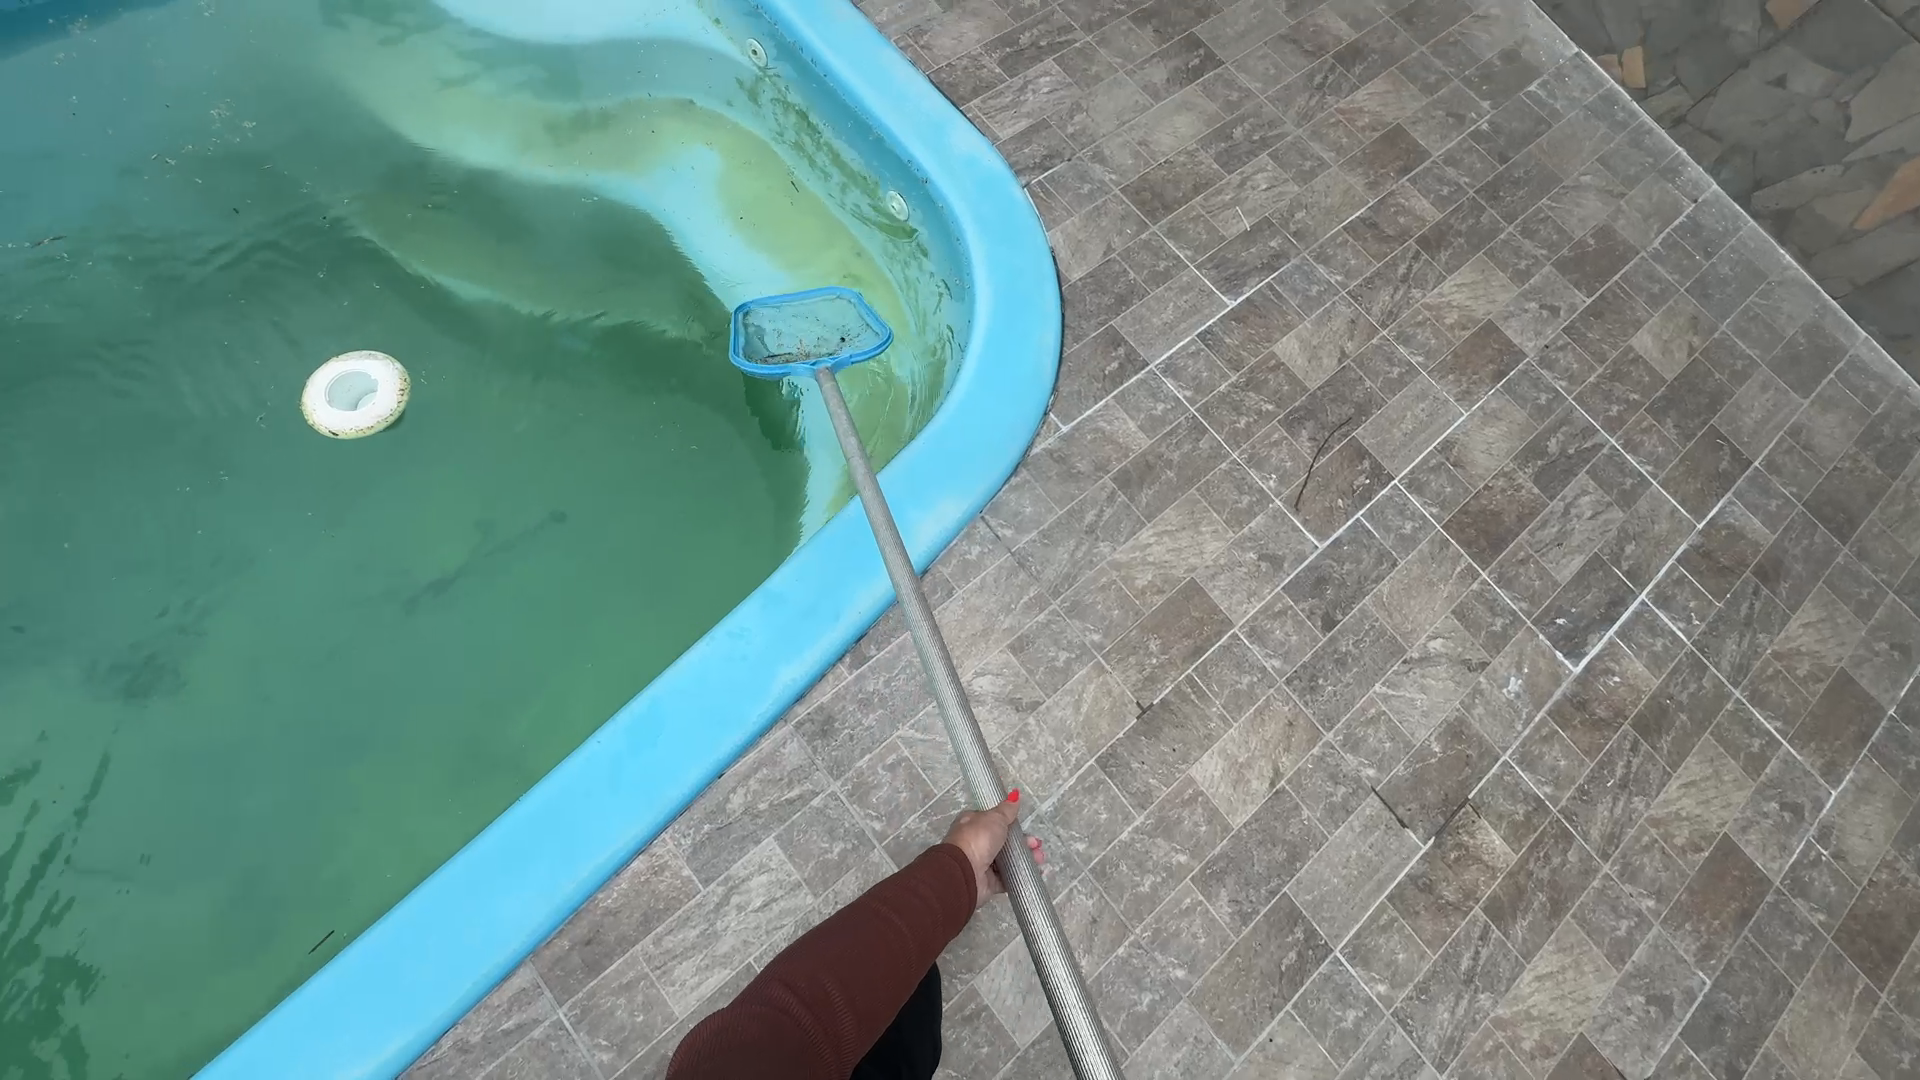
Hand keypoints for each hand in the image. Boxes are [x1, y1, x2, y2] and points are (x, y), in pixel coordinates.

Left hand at [941, 792, 1042, 906]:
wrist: (965, 872)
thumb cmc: (977, 838)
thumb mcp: (994, 818)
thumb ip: (1007, 810)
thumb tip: (1015, 794)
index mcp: (973, 823)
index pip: (994, 821)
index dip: (1010, 823)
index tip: (1024, 826)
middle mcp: (976, 842)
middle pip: (1004, 841)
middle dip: (1023, 842)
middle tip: (1037, 845)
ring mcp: (982, 863)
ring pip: (1008, 859)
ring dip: (1025, 858)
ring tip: (1040, 859)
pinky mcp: (988, 882)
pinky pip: (1008, 877)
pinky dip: (1021, 875)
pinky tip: (1036, 872)